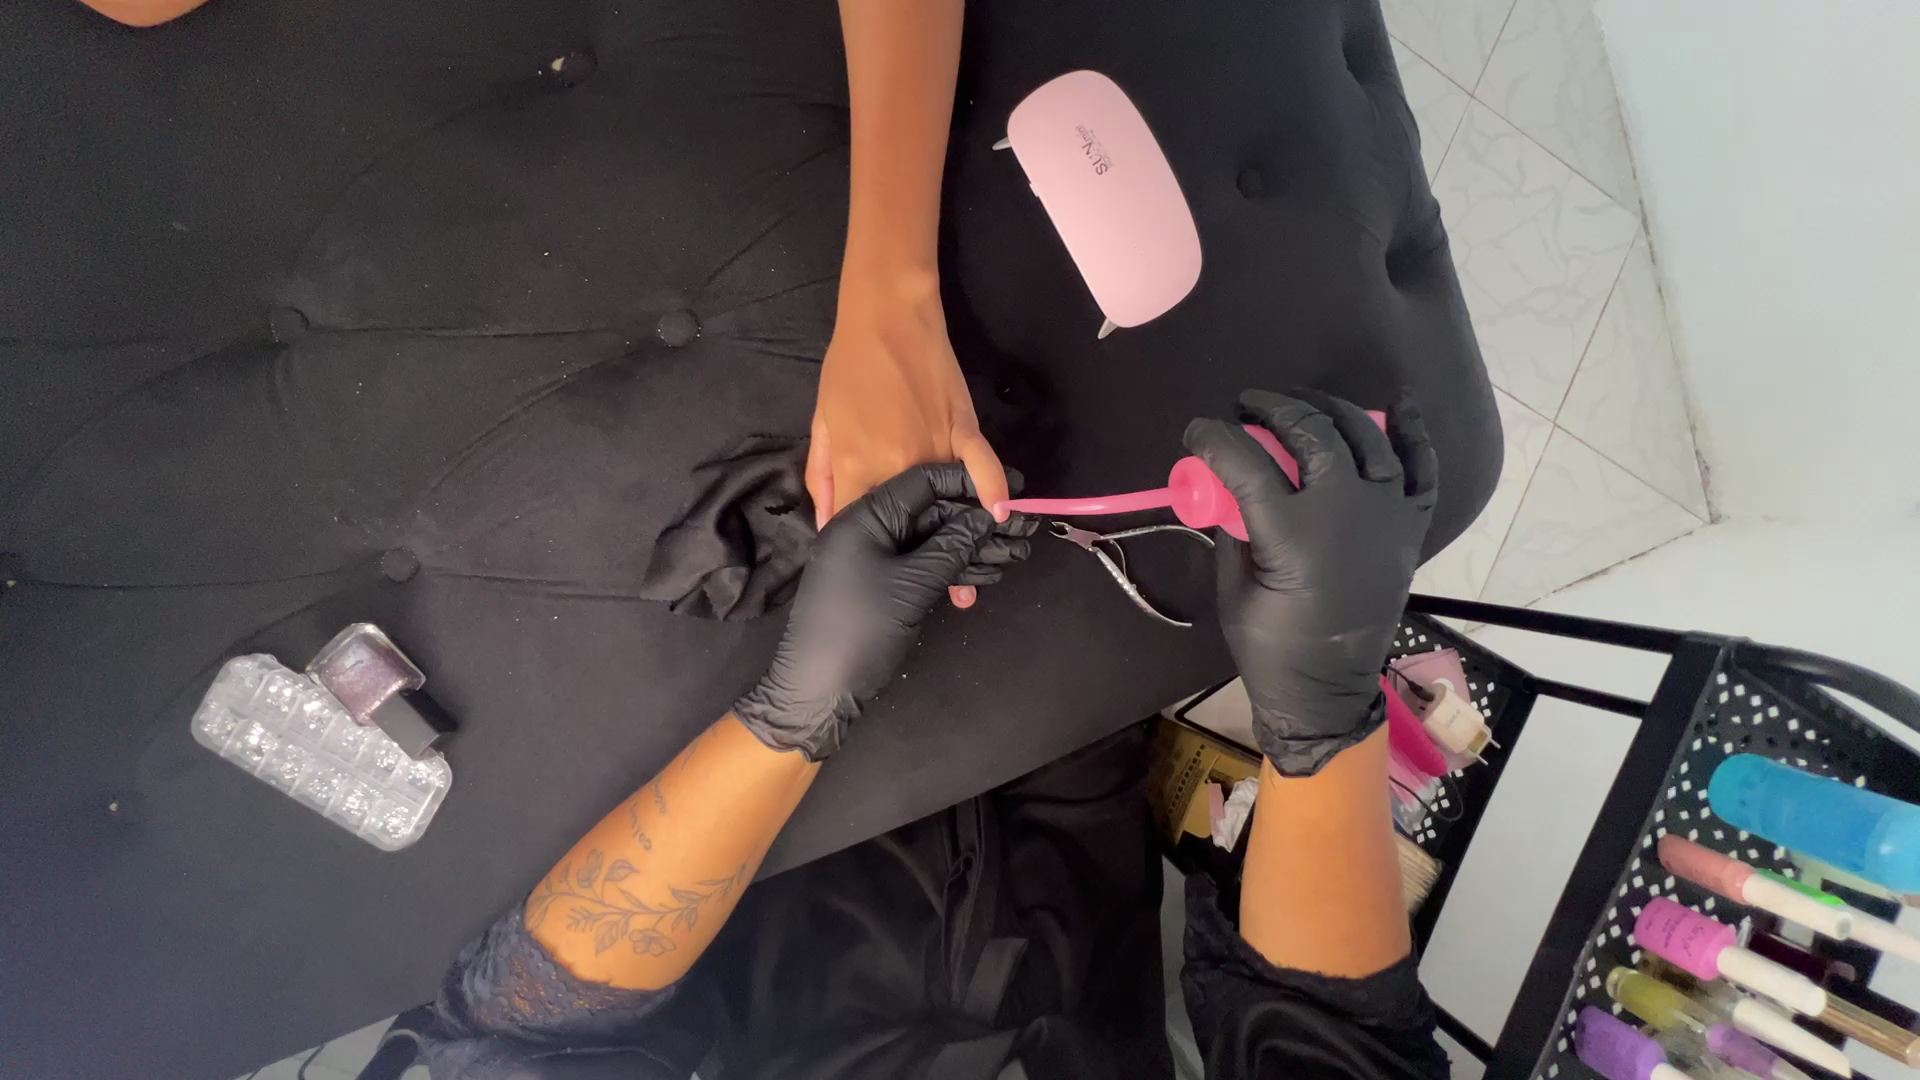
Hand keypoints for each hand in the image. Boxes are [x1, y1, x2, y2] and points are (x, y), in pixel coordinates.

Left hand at [734, 463, 1035, 760]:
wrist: (819, 690)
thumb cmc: (859, 629)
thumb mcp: (911, 585)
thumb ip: (952, 546)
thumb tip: (988, 516)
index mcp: (865, 517)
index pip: (922, 482)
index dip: (968, 482)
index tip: (1010, 488)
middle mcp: (871, 529)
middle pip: (934, 513)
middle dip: (979, 521)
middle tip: (1026, 526)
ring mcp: (879, 559)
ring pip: (935, 543)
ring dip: (976, 548)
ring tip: (1019, 552)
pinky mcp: (887, 586)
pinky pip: (926, 567)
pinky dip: (957, 570)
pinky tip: (991, 573)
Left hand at [807, 275, 1010, 608]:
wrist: (886, 316)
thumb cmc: (847, 369)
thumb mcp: (823, 426)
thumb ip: (822, 479)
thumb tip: (826, 527)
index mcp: (857, 466)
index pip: (862, 526)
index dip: (872, 559)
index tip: (884, 584)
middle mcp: (897, 465)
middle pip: (912, 526)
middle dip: (926, 566)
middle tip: (943, 596)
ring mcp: (934, 446)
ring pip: (950, 504)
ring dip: (962, 542)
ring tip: (972, 577)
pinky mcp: (964, 428)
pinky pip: (982, 465)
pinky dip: (994, 490)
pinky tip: (1004, 517)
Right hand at [1184, 390, 1437, 776]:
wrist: (1326, 686)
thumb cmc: (1268, 642)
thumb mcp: (1231, 586)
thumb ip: (1230, 527)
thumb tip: (1226, 484)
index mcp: (1290, 533)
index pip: (1245, 462)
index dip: (1214, 437)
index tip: (1196, 430)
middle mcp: (1344, 510)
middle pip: (1309, 433)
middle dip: (1270, 408)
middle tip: (1245, 406)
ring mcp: (1385, 514)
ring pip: (1363, 435)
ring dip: (1327, 407)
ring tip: (1299, 402)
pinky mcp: (1409, 526)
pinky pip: (1422, 466)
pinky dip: (1411, 431)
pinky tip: (1396, 403)